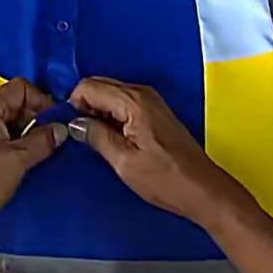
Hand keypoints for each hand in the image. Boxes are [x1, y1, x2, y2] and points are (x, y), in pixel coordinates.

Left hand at [0, 78, 65, 236]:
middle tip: (53, 137)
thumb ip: (44, 140)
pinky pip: (3, 133)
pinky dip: (18, 141)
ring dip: (29, 131)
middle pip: (17, 102)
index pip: (22, 88)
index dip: (42, 101)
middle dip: (37, 117)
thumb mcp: (19, 159)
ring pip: (11, 119)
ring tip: (43, 149)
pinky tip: (27, 157)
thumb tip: (62, 128)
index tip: (56, 121)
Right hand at [69, 77, 252, 228]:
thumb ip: (97, 136)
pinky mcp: (154, 109)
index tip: (71, 128)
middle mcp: (141, 91)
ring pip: (111, 93)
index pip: (90, 86)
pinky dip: (112, 114)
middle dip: (85, 105)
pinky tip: (112, 137)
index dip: (75, 104)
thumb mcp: (123, 162)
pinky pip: (123, 102)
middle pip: (100, 85)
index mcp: (133, 100)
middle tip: (81, 135)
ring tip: (96, 140)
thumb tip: (74, 122)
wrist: (201, 187)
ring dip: (98, 111)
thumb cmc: (163, 178)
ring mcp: (150, 98)